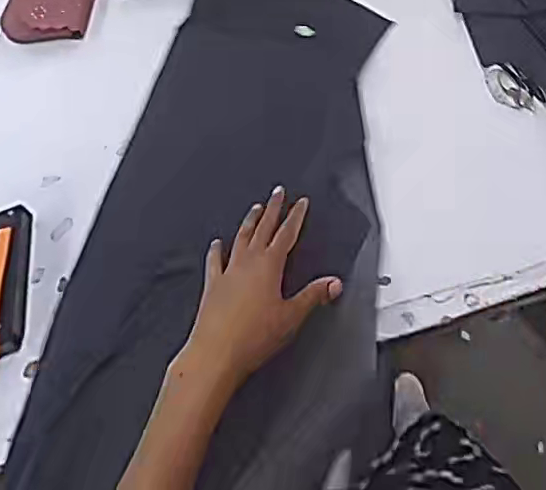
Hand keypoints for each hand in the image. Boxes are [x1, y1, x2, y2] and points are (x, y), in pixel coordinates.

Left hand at [174, 187, 341, 393]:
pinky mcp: (213, 284)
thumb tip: (333, 283)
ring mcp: (228, 270)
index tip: (300, 203)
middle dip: (273, 208)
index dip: (295, 216)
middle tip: (277, 193)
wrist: (215, 354)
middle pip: (263, 227)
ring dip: (249, 221)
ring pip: (241, 237)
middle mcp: (248, 261)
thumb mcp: (291, 317)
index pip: (287, 233)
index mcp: (269, 265)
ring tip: (255, 208)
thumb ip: (313, 296)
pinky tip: (217, 243)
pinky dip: (217, 250)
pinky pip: (215, 260)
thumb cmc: (252, 337)